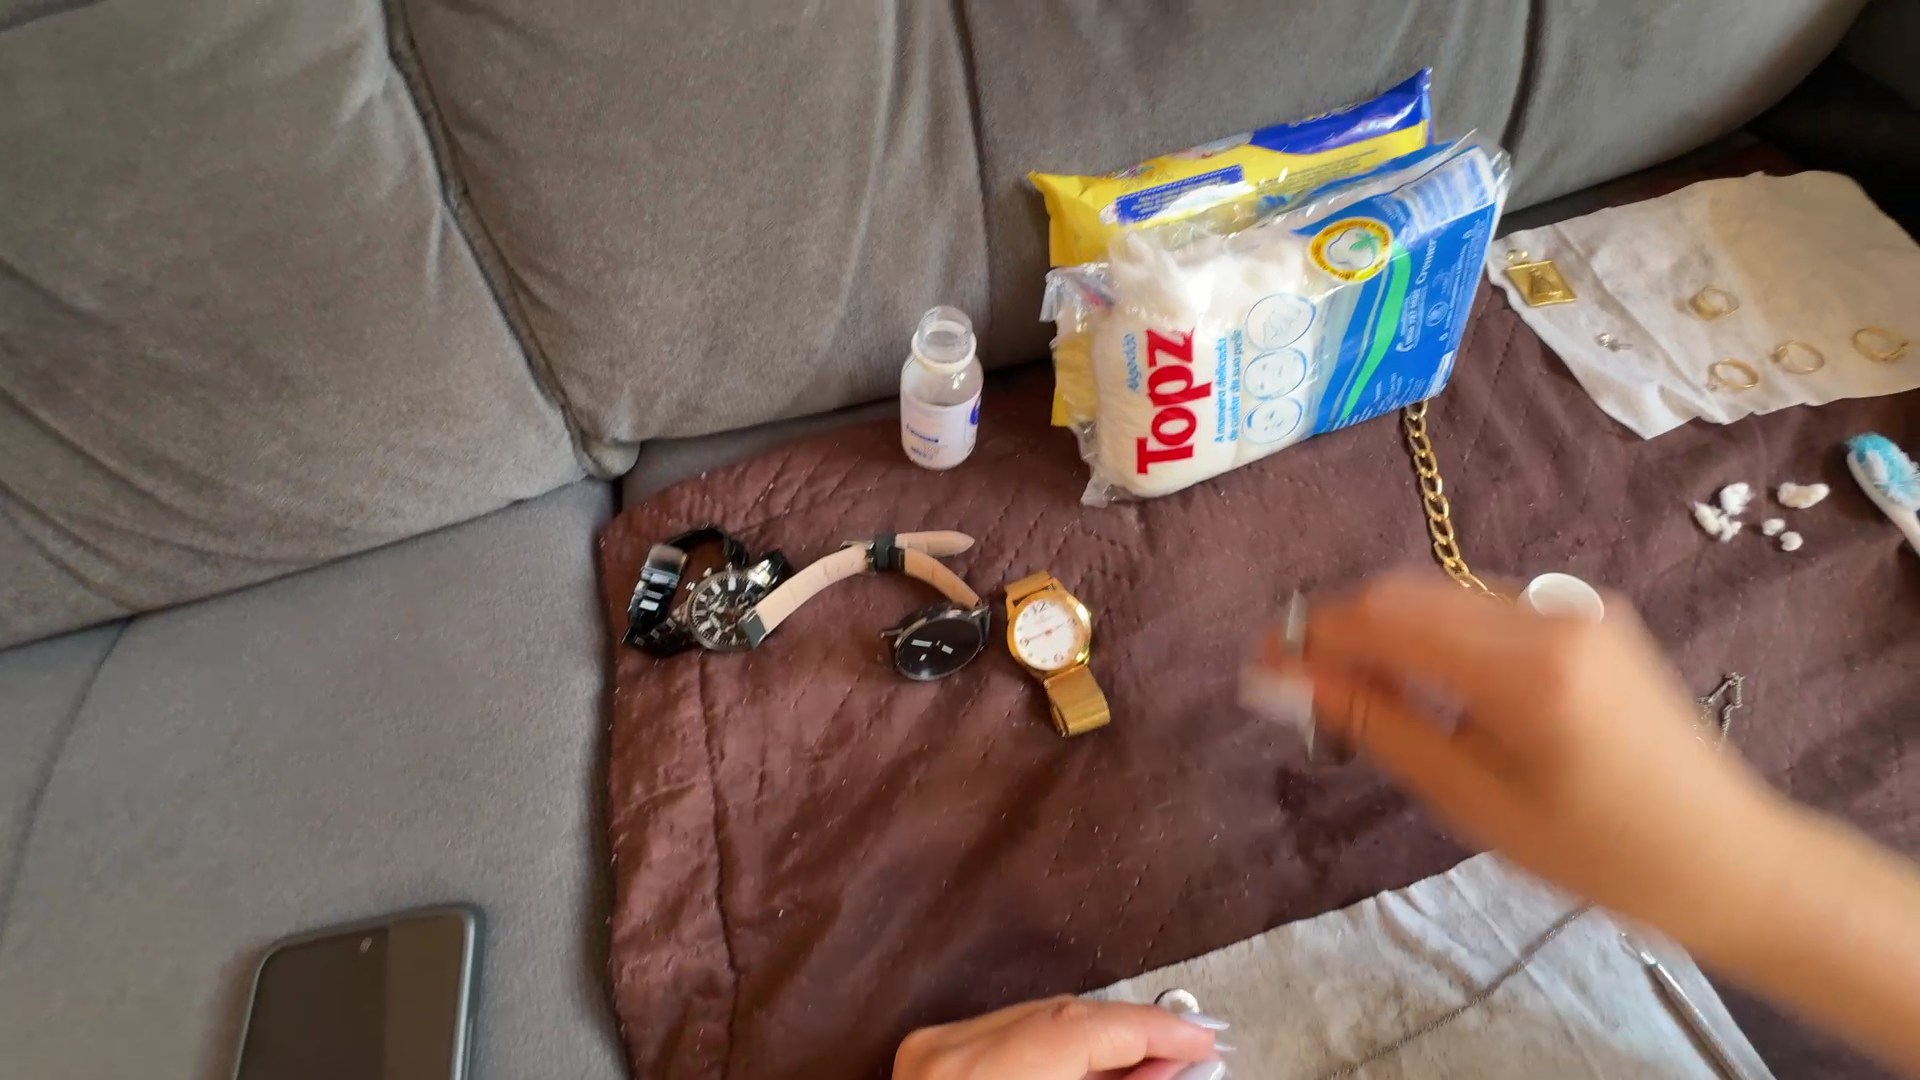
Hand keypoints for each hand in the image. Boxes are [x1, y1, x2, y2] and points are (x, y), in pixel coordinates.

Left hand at [893, 997, 1224, 1079]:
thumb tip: (1169, 1068)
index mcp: (982, 1079)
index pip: (1082, 1028)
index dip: (1152, 1028)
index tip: (1201, 1036)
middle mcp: (950, 1049)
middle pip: (1064, 1015)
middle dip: (1132, 1032)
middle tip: (1188, 1050)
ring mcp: (934, 1044)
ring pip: (1040, 1016)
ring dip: (1098, 1036)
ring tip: (1151, 1058)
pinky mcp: (931, 1047)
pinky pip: (1012, 1028)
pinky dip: (1058, 1042)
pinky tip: (1095, 1059)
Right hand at [1261, 573, 1790, 948]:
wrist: (1733, 858)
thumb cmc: (1591, 848)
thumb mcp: (1466, 796)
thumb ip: (1372, 721)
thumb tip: (1286, 678)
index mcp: (1527, 671)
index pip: (1381, 622)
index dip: (1308, 636)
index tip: (1258, 661)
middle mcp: (1550, 614)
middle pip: (1400, 593)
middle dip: (1336, 628)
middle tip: (1297, 676)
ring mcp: (1571, 603)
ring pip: (1431, 592)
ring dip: (1378, 630)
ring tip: (1360, 687)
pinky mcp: (1581, 607)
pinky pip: (1470, 602)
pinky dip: (1424, 630)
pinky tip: (1422, 677)